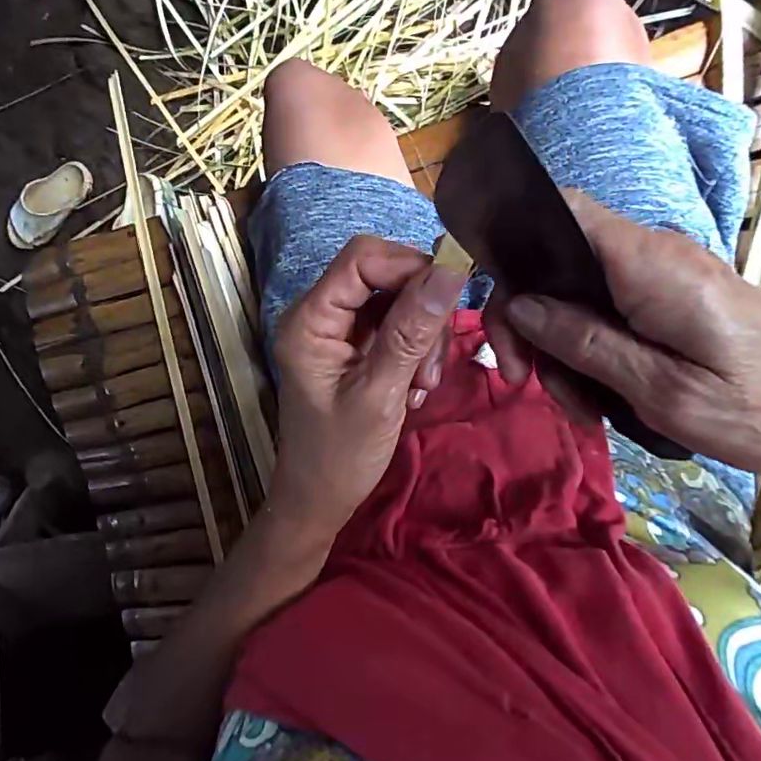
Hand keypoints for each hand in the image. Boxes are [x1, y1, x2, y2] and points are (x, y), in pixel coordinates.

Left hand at [267, 235, 469, 543]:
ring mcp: (341, 330)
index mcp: (310, 319)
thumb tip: (450, 272)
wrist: (320, 502)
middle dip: (421, 310)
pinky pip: (400, 325)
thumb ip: (412, 331)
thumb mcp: (381, 393)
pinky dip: (418, 350)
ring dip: (424, 336)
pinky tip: (416, 388)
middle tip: (431, 362)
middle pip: (385, 274)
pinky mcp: (359, 345)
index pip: (362, 258)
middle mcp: (322, 313)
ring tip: (423, 385)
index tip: (448, 299)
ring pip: (400, 300)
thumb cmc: (340, 457)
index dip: (409, 266)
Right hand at [490, 194, 760, 483]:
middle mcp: (655, 253)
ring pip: (582, 292)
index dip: (515, 247)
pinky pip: (613, 309)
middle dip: (534, 322)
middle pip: (562, 260)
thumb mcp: (664, 392)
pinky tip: (602, 398)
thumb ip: (587, 342)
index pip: (562, 209)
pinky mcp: (676, 298)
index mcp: (650, 261)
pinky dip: (593, 349)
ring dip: (564, 347)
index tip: (502, 321)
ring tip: (582, 410)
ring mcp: (667, 275)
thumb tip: (520, 304)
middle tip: (531, 387)